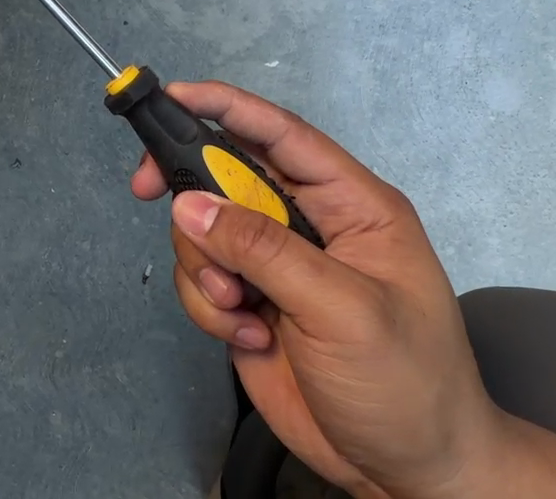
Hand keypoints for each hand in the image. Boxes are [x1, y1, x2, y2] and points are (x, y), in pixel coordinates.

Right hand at [129, 82, 502, 498]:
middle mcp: (305, 222)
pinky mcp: (246, 297)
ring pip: (201, 229)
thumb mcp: (342, 311)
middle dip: (187, 186)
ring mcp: (272, 261)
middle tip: (146, 188)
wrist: (410, 475)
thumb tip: (189, 206)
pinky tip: (247, 335)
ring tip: (242, 311)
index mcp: (349, 204)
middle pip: (223, 172)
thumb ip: (264, 251)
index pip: (279, 134)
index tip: (168, 95)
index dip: (223, 106)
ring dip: (205, 268)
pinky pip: (198, 276)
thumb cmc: (408, 385)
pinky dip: (207, 304)